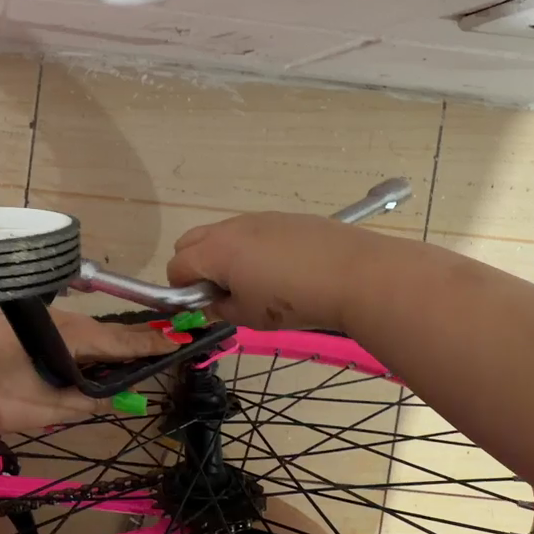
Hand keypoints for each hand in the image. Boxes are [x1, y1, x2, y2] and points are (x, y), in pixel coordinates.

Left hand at [0, 310, 177, 440]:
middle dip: (133, 343)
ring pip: (85, 341)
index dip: (147, 343)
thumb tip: (122, 396)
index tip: (175, 340)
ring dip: (110, 350)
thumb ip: (88, 398)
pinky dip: (84, 357)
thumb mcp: (51, 401)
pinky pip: (64, 346)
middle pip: (104, 337)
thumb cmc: (1, 394)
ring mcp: (43, 336)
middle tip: (166, 342)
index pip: (118, 339)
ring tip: (140, 353)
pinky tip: (101, 365)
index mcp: (69, 334)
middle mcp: (60, 330)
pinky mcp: (24, 344)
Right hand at [166, 211, 389, 330]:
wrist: (357, 275)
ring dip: (223, 255)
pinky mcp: (285, 217)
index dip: (181, 290)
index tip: (203, 306)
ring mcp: (258, 218)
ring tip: (257, 281)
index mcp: (214, 252)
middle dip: (195, 266)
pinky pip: (252, 230)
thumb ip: (219, 309)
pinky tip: (284, 269)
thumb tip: (209, 303)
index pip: (176, 267)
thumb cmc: (295, 301)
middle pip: (189, 242)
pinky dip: (252, 247)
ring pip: (222, 233)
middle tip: (222, 292)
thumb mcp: (249, 316)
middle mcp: (229, 228)